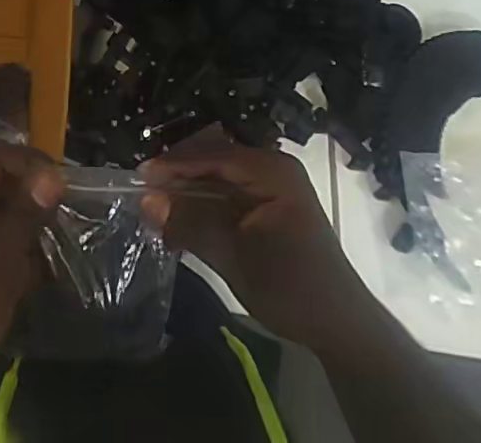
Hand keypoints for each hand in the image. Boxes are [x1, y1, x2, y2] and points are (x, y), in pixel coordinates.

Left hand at [0, 144, 63, 381]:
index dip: (30, 161)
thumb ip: (24, 217)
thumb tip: (53, 174)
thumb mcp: (0, 265)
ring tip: (47, 247)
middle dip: (30, 194)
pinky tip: (29, 270)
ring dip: (24, 221)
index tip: (62, 185)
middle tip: (61, 218)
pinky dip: (12, 241)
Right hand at [140, 127, 371, 352]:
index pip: (212, 155)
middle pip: (211, 159)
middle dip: (177, 176)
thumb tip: (145, 201)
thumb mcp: (234, 256)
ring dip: (185, 191)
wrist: (339, 326)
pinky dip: (200, 203)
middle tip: (144, 192)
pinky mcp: (266, 202)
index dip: (174, 164)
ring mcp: (270, 184)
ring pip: (214, 176)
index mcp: (271, 170)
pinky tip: (179, 223)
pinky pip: (224, 191)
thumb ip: (190, 223)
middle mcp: (271, 167)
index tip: (140, 177)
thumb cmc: (291, 287)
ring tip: (156, 209)